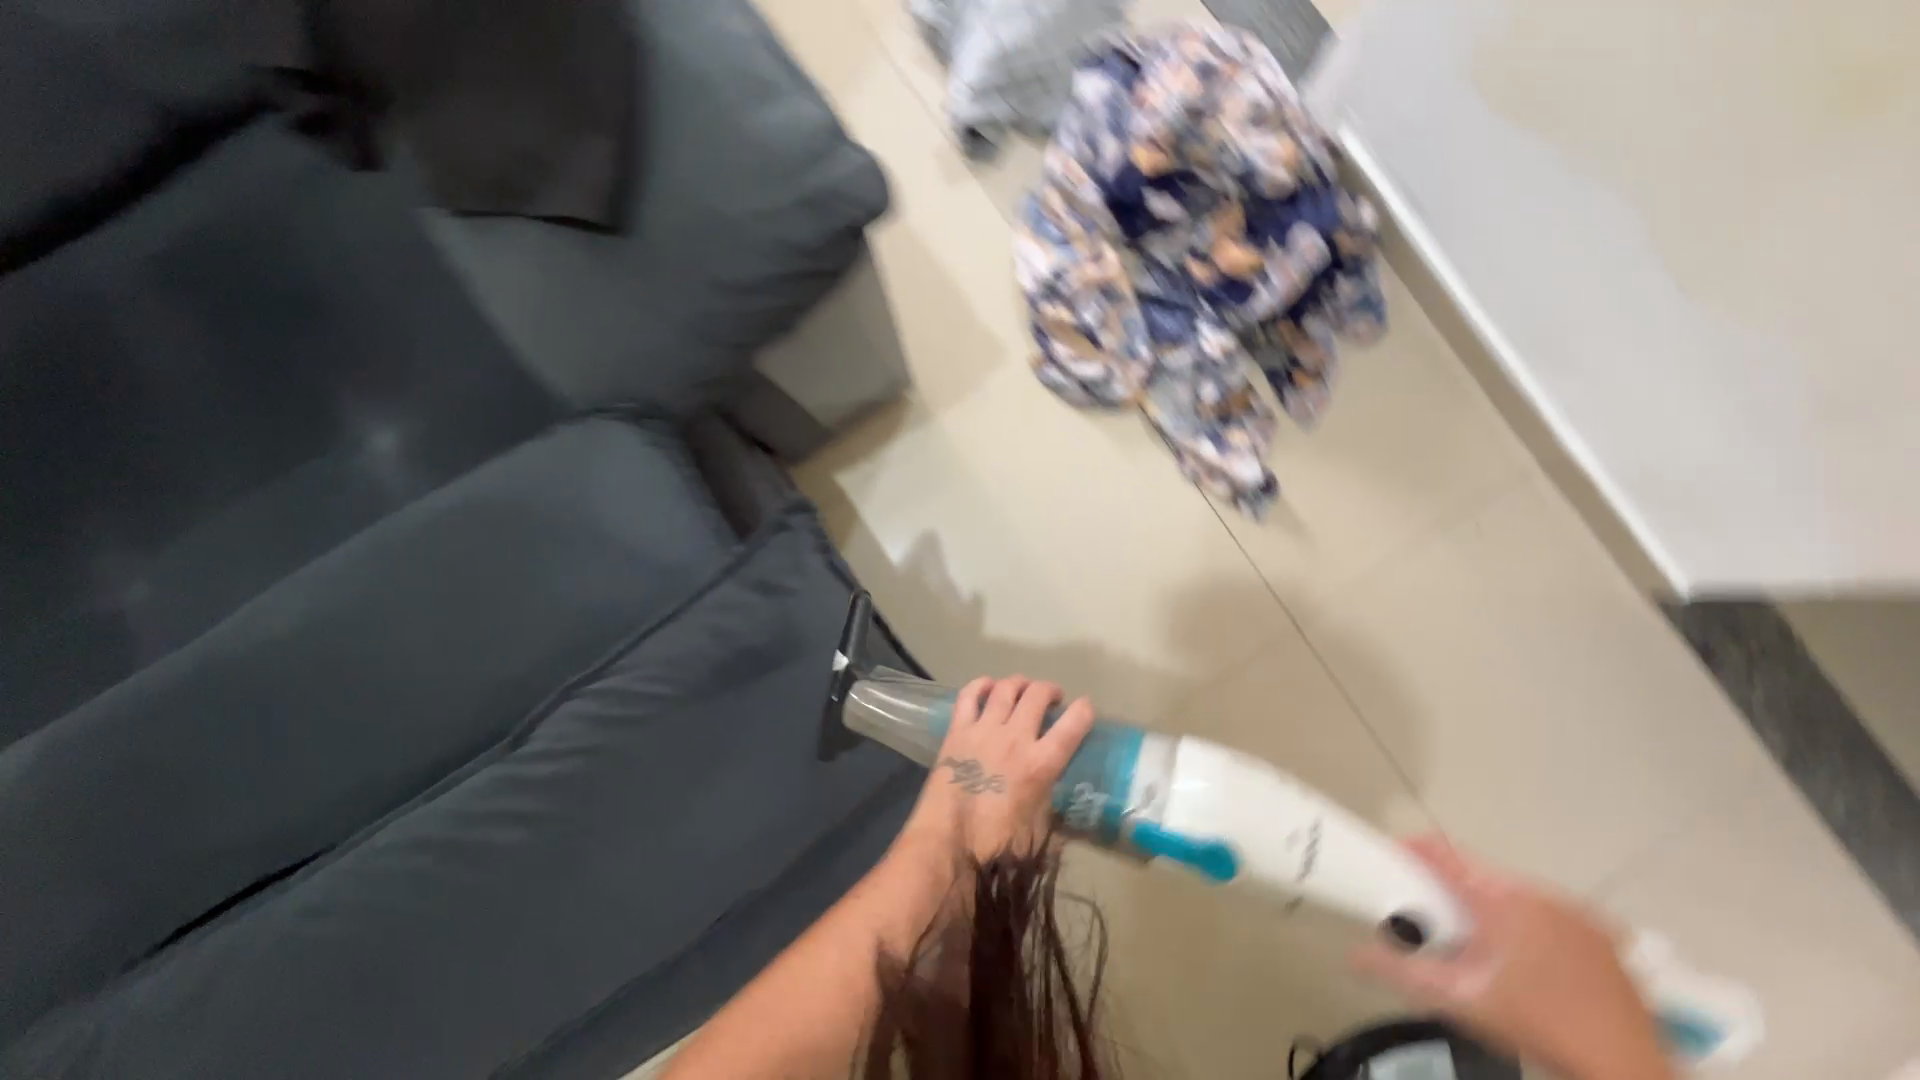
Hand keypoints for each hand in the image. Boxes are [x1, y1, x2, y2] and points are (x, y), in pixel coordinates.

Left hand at [893, 676, 1094, 865]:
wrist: (947, 842)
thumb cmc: (995, 844)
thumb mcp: (1037, 826)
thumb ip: (1048, 799)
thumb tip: (1053, 791)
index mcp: (1040, 764)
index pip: (1073, 725)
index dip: (1084, 711)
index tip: (1084, 708)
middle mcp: (1015, 738)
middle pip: (1037, 695)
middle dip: (1050, 690)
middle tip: (1052, 698)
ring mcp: (984, 730)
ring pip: (1006, 688)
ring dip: (1020, 683)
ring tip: (1024, 688)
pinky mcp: (957, 730)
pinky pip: (969, 695)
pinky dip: (981, 684)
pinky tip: (988, 686)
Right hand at [1351, 837, 1674, 1079]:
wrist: (1625, 1070)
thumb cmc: (1535, 1025)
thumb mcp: (1458, 999)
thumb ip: (1400, 970)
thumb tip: (1353, 954)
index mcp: (1502, 898)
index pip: (1442, 851)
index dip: (1408, 851)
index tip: (1386, 868)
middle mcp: (1540, 893)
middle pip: (1475, 875)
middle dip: (1445, 894)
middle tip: (1426, 927)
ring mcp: (1577, 914)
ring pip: (1511, 895)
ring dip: (1484, 912)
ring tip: (1473, 953)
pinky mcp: (1603, 937)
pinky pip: (1546, 915)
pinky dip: (1523, 928)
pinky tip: (1523, 968)